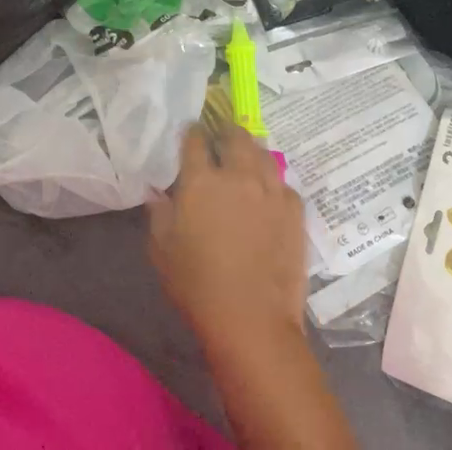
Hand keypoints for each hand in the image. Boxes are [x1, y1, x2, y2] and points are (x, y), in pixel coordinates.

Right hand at [149, 126, 306, 346]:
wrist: (251, 319)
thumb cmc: (197, 285)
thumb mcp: (162, 250)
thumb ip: (159, 214)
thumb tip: (156, 192)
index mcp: (201, 181)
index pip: (195, 141)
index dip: (191, 133)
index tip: (190, 133)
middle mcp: (238, 176)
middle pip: (236, 138)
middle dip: (226, 133)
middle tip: (221, 139)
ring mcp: (271, 191)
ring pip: (263, 155)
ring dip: (252, 151)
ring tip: (247, 158)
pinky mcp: (295, 211)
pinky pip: (284, 185)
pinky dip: (274, 183)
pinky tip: (269, 194)